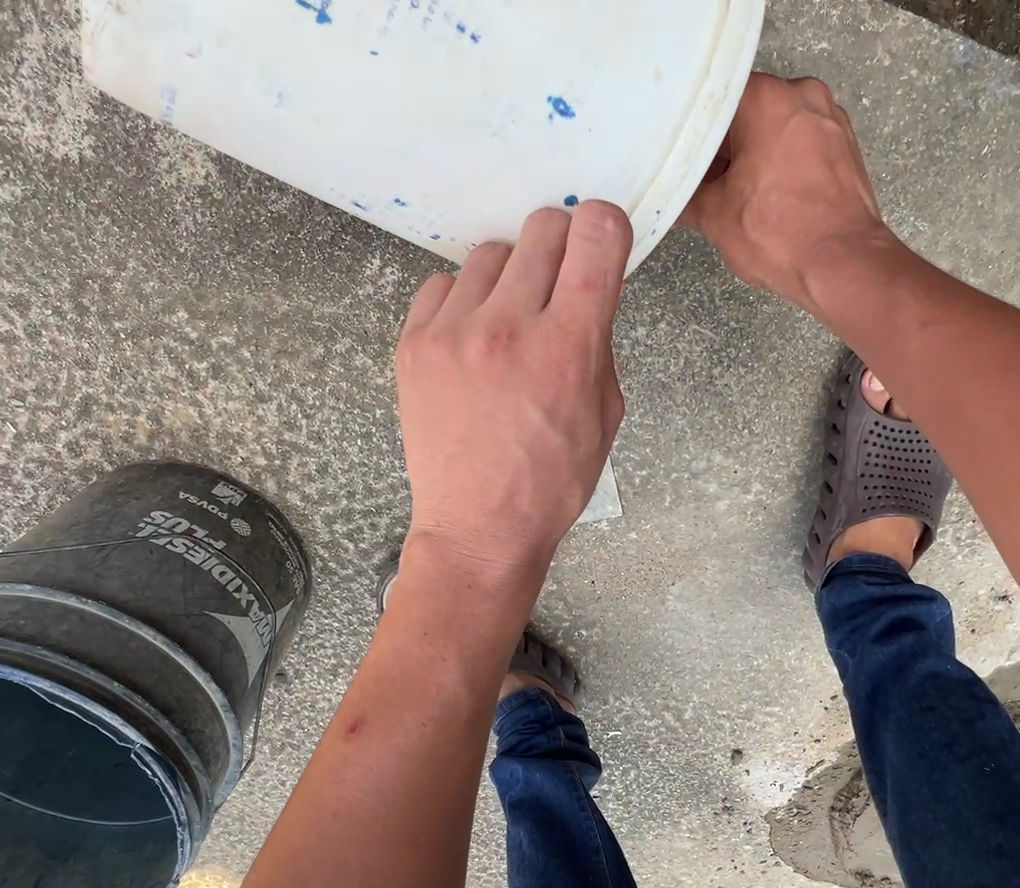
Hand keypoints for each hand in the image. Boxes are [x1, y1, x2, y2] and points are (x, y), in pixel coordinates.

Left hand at [395, 201, 631, 580]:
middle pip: (542, 228)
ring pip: (490, 253)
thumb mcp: (606, 413)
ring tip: (507, 326)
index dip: (604, 228)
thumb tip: (591, 286)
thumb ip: (600, 340)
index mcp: (569, 346)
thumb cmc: (551, 482)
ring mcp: (454, 333)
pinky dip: (462, 302)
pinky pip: (443, 285)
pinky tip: (471, 342)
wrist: (478, 528)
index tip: (600, 243)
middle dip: (560, 250)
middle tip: (556, 288)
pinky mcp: (413, 344)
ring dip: (508, 279)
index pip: (594, 233)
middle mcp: (509, 327)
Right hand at [682, 73, 901, 312]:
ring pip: (778, 129)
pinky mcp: (846, 149)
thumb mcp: (714, 217)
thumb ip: (687, 198)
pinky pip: (803, 147)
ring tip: (737, 196)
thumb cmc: (782, 235)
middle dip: (726, 146)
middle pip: (749, 112)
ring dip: (755, 157)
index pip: (716, 100)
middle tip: (705, 182)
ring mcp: (831, 121)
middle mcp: (804, 97)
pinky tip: (769, 200)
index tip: (683, 155)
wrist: (841, 264)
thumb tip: (676, 199)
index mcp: (767, 99)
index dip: (695, 132)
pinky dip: (783, 166)